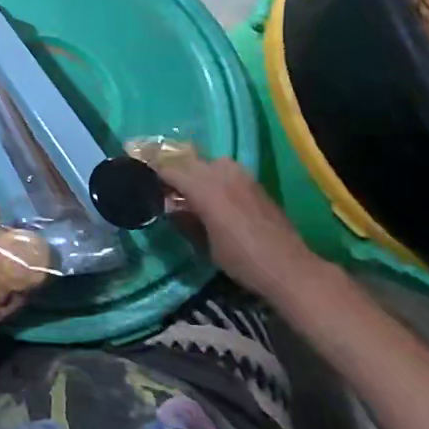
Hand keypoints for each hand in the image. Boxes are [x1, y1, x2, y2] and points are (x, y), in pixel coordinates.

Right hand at [152, 156, 318, 298]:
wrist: (288, 267)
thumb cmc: (240, 259)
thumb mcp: (203, 243)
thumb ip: (184, 219)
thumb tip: (169, 206)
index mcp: (205, 188)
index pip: (169, 169)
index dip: (152, 172)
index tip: (140, 178)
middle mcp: (222, 173)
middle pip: (188, 161)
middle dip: (172, 170)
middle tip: (159, 185)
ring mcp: (241, 176)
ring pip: (207, 163)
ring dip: (194, 172)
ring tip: (185, 190)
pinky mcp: (254, 183)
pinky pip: (224, 171)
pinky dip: (211, 177)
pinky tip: (209, 195)